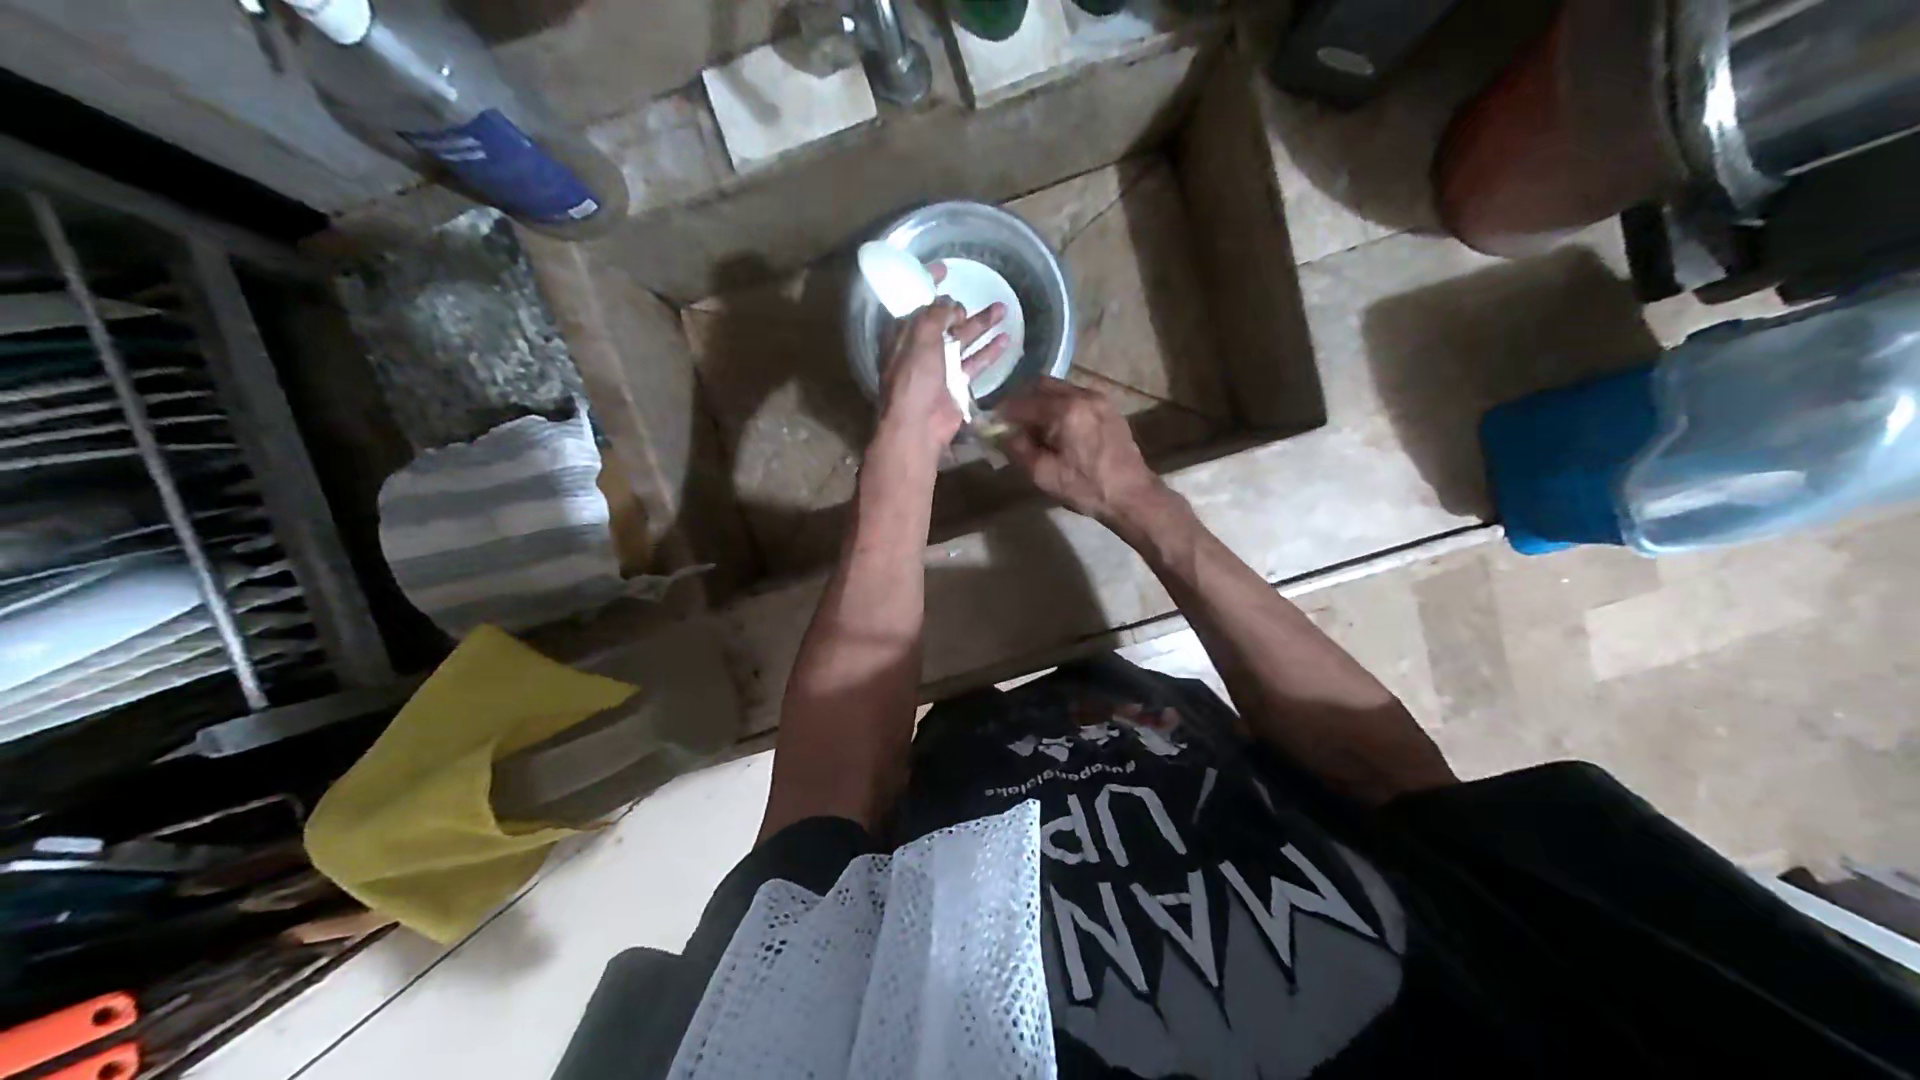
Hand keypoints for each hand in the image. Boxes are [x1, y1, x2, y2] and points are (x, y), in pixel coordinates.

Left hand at [876, 262, 1007, 457]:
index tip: (944, 268)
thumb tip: (949, 303)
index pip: (915, 301)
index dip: (928, 283)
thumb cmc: (912, 377)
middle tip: (972, 303)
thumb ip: (935, 314)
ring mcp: (938, 366)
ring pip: (963, 339)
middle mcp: (919, 347)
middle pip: (942, 320)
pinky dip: (989, 351)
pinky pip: (974, 363)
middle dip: (958, 308)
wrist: (918, 423)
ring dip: (982, 324)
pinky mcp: (955, 384)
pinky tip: (1005, 339)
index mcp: (903, 333)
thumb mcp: (919, 335)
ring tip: (1003, 308)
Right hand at [998, 377, 1169, 526]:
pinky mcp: (1107, 408)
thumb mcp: (1043, 474)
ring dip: (1040, 402)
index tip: (990, 424)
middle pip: (1040, 386)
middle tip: (1009, 423)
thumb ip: (1017, 449)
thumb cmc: (1086, 488)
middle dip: (1021, 401)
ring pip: (1058, 389)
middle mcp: (1082, 395)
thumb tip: (1000, 433)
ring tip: (1031, 427)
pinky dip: (1058, 405)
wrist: (1132, 496)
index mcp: (1064, 410)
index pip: (1021, 402)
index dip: (1001, 413)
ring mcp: (1098, 399)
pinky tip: (1055, 428)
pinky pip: (1074, 396)